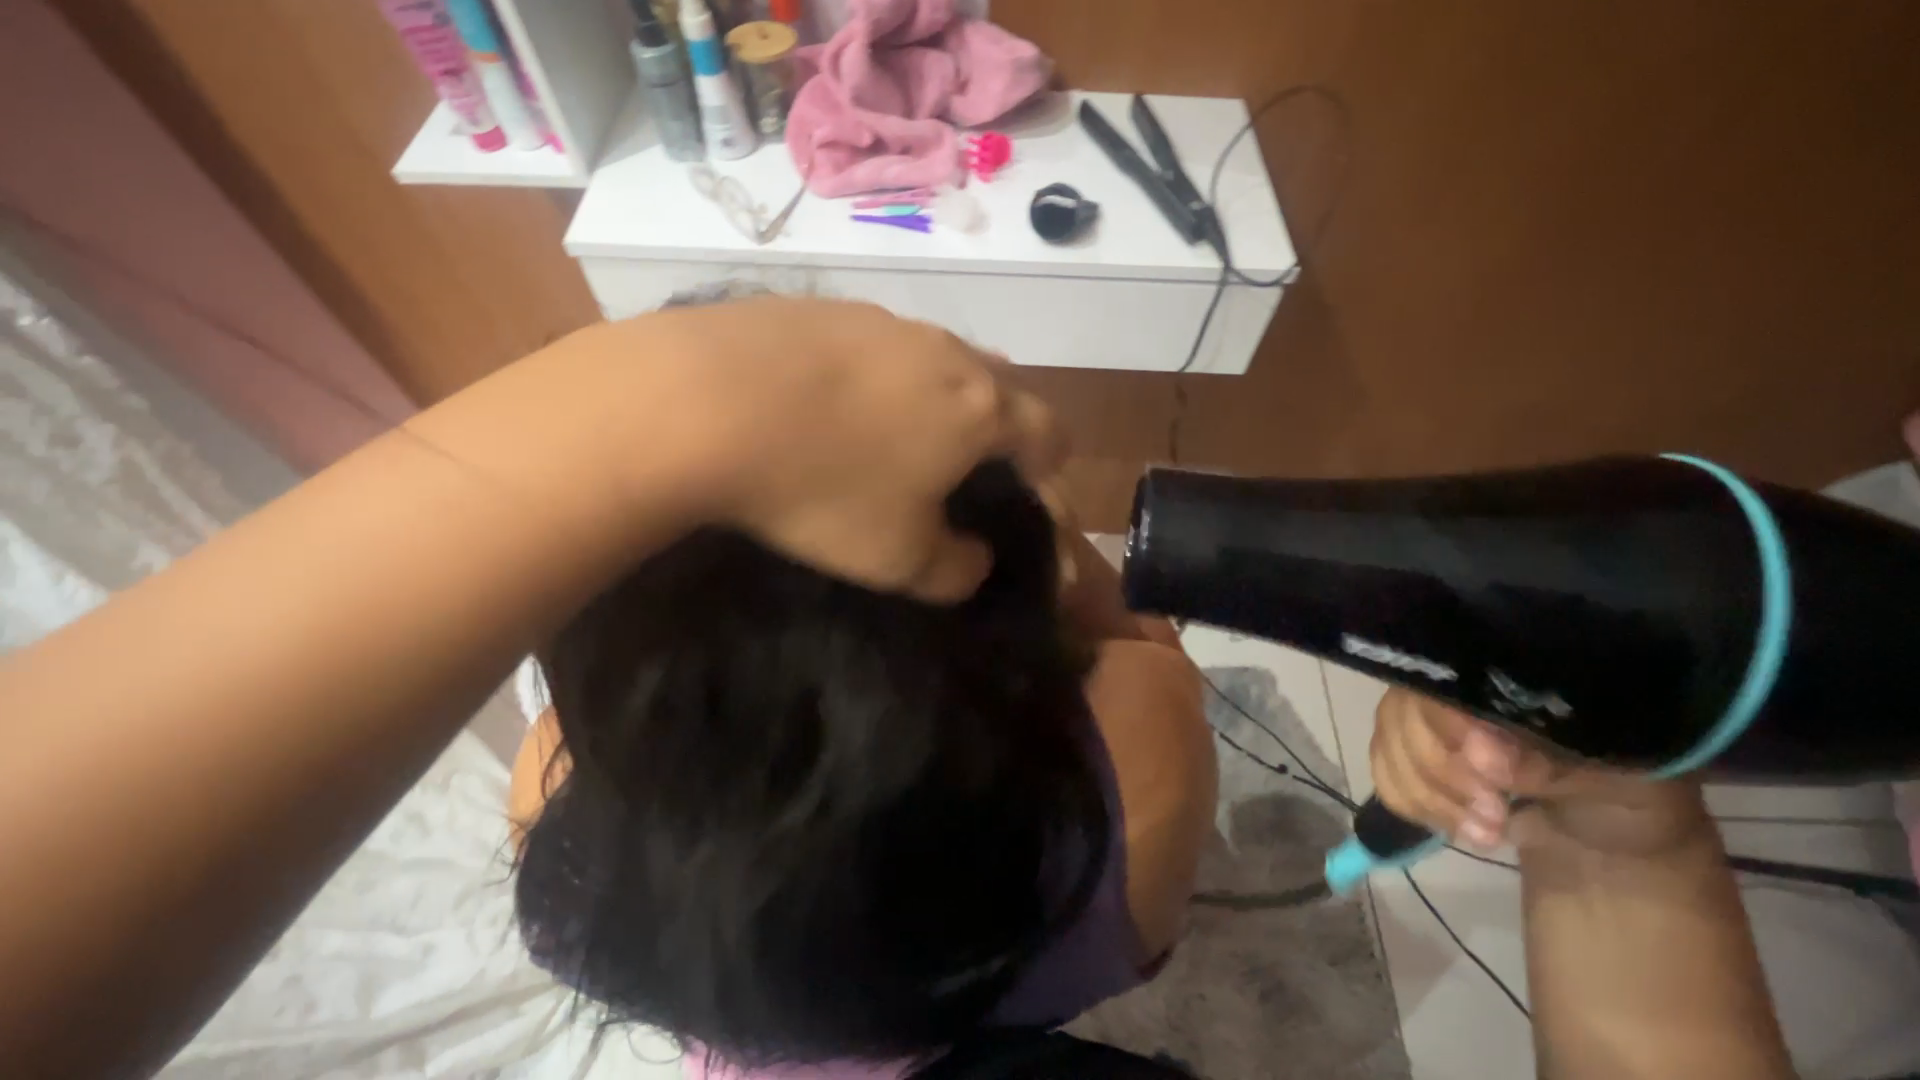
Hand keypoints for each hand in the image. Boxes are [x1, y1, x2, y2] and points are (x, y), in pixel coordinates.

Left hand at [568, 297, 1065, 602]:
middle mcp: (943, 350)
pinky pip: (870, 343)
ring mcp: (880, 319)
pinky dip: (868, 374)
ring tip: (892, 430)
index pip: (1048, 431)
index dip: (1049, 465)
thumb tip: (975, 560)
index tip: (1029, 488)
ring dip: (931, 393)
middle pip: (998, 382)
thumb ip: (955, 569)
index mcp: (980, 408)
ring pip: (933, 356)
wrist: (704, 402)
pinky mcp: (820, 306)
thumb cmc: (823, 488)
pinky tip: (824, 403)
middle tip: (963, 461)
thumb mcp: (898, 560)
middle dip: (995, 422)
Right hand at [1370, 688, 1713, 859]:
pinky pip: (1385, 770)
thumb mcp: (1617, 779)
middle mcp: (1457, 678)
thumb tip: (1490, 759)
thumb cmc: (1628, 794)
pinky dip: (1415, 803)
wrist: (1612, 832)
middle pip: (1407, 709)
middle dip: (1445, 771)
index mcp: (1515, 669)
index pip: (1453, 677)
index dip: (1455, 723)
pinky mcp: (1408, 749)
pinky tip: (1457, 825)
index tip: (1493, 775)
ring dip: (1432, 795)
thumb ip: (1555, 763)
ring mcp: (1424, 712)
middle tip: (1496, 816)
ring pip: (1391, 742)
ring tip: (1487, 832)